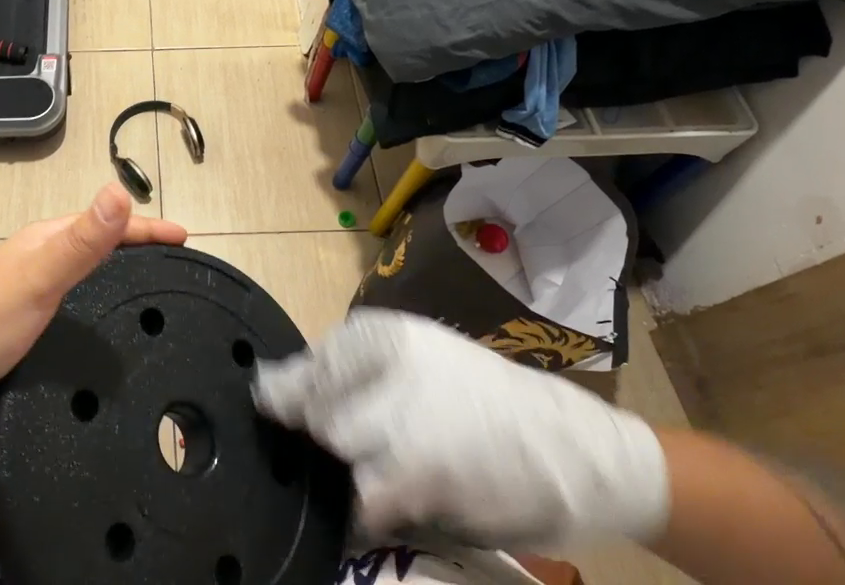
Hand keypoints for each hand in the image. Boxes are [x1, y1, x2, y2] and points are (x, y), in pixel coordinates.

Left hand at [0, 184, 187, 423]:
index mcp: (42, 241)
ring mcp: (30, 294)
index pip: (105, 223)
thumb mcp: (39, 277)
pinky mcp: (27, 328)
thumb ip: (81, 240)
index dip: (146, 227)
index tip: (186, 237)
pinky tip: (109, 328)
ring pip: (87, 277)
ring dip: (119, 277)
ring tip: (153, 294)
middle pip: (98, 246)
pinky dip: (100, 308)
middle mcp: (38, 261)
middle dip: (137, 248)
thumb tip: (120, 189)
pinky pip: (76, 308)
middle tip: (177, 265)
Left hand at [252, 308, 668, 548]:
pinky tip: (384, 507)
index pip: (308, 364)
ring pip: (333, 450)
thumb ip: (357, 367)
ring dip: (342, 468)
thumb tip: (282, 384)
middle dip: (316, 432)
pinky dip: (362, 511)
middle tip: (352, 446)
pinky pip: (360, 501)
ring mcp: (396, 421)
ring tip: (380, 473)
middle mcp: (383, 365)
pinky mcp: (412, 477)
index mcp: (384, 334)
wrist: (571, 448)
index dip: (286, 390)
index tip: (273, 405)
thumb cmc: (490, 402)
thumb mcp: (422, 358)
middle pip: (312, 409)